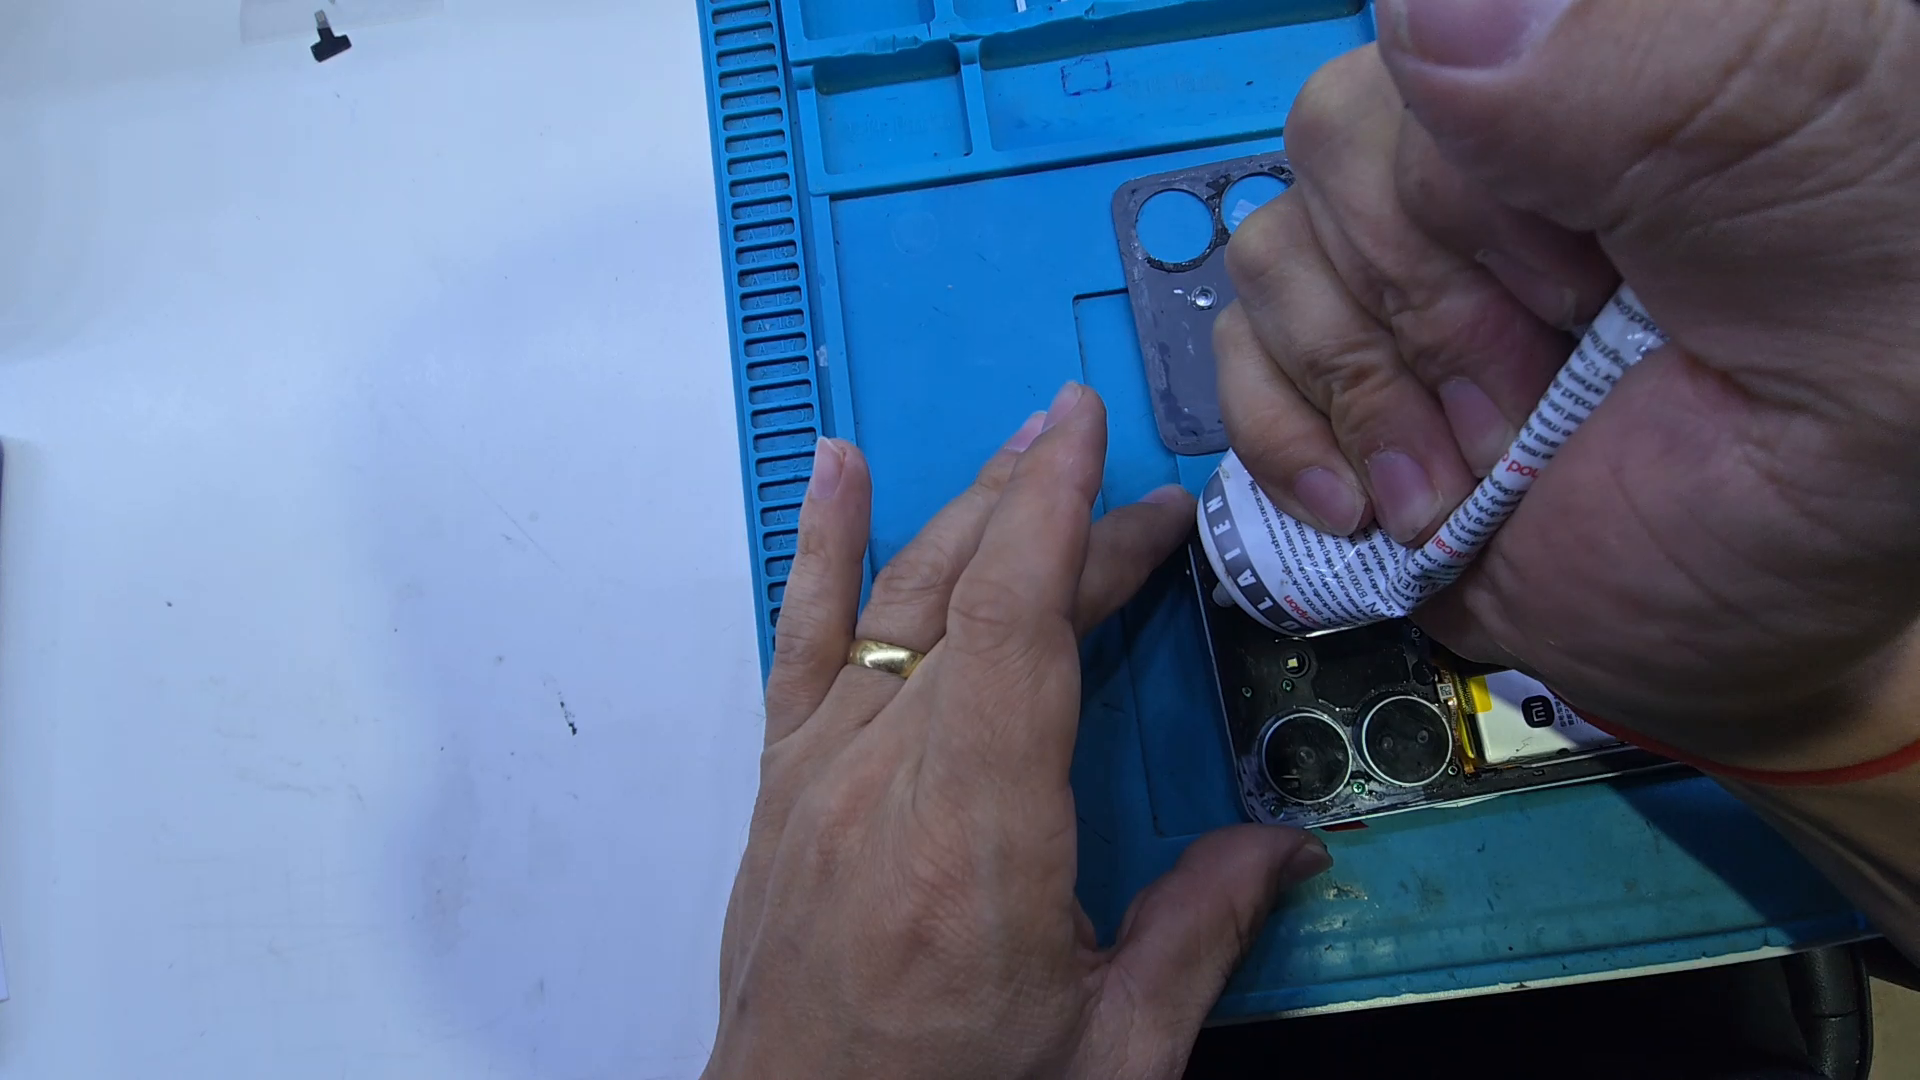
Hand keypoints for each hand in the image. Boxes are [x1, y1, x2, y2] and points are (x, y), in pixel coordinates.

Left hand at [706, 385, 1330, 1079]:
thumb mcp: (1111, 1052)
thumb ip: (1199, 930)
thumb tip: (1285, 849)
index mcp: (979, 830)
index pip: (1019, 619)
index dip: (1056, 507)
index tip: (1088, 429)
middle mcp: (889, 770)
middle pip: (982, 594)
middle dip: (1062, 520)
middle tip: (1137, 496)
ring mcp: (824, 756)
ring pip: (904, 591)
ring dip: (971, 504)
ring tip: (1025, 441)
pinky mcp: (786, 766)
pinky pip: (803, 630)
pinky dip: (823, 539)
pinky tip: (837, 466)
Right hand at [1217, 0, 1919, 769]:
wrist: (1712, 622)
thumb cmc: (1817, 474)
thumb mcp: (1845, 268)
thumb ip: (1684, 91)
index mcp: (1626, 86)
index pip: (1441, 44)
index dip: (1477, 190)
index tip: (1589, 302)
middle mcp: (1485, 160)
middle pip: (1332, 144)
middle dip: (1419, 305)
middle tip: (1527, 402)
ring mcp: (1382, 274)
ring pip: (1266, 255)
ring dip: (1357, 392)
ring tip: (1455, 475)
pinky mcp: (1322, 370)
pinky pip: (1230, 355)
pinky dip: (1279, 437)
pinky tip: (1360, 501)